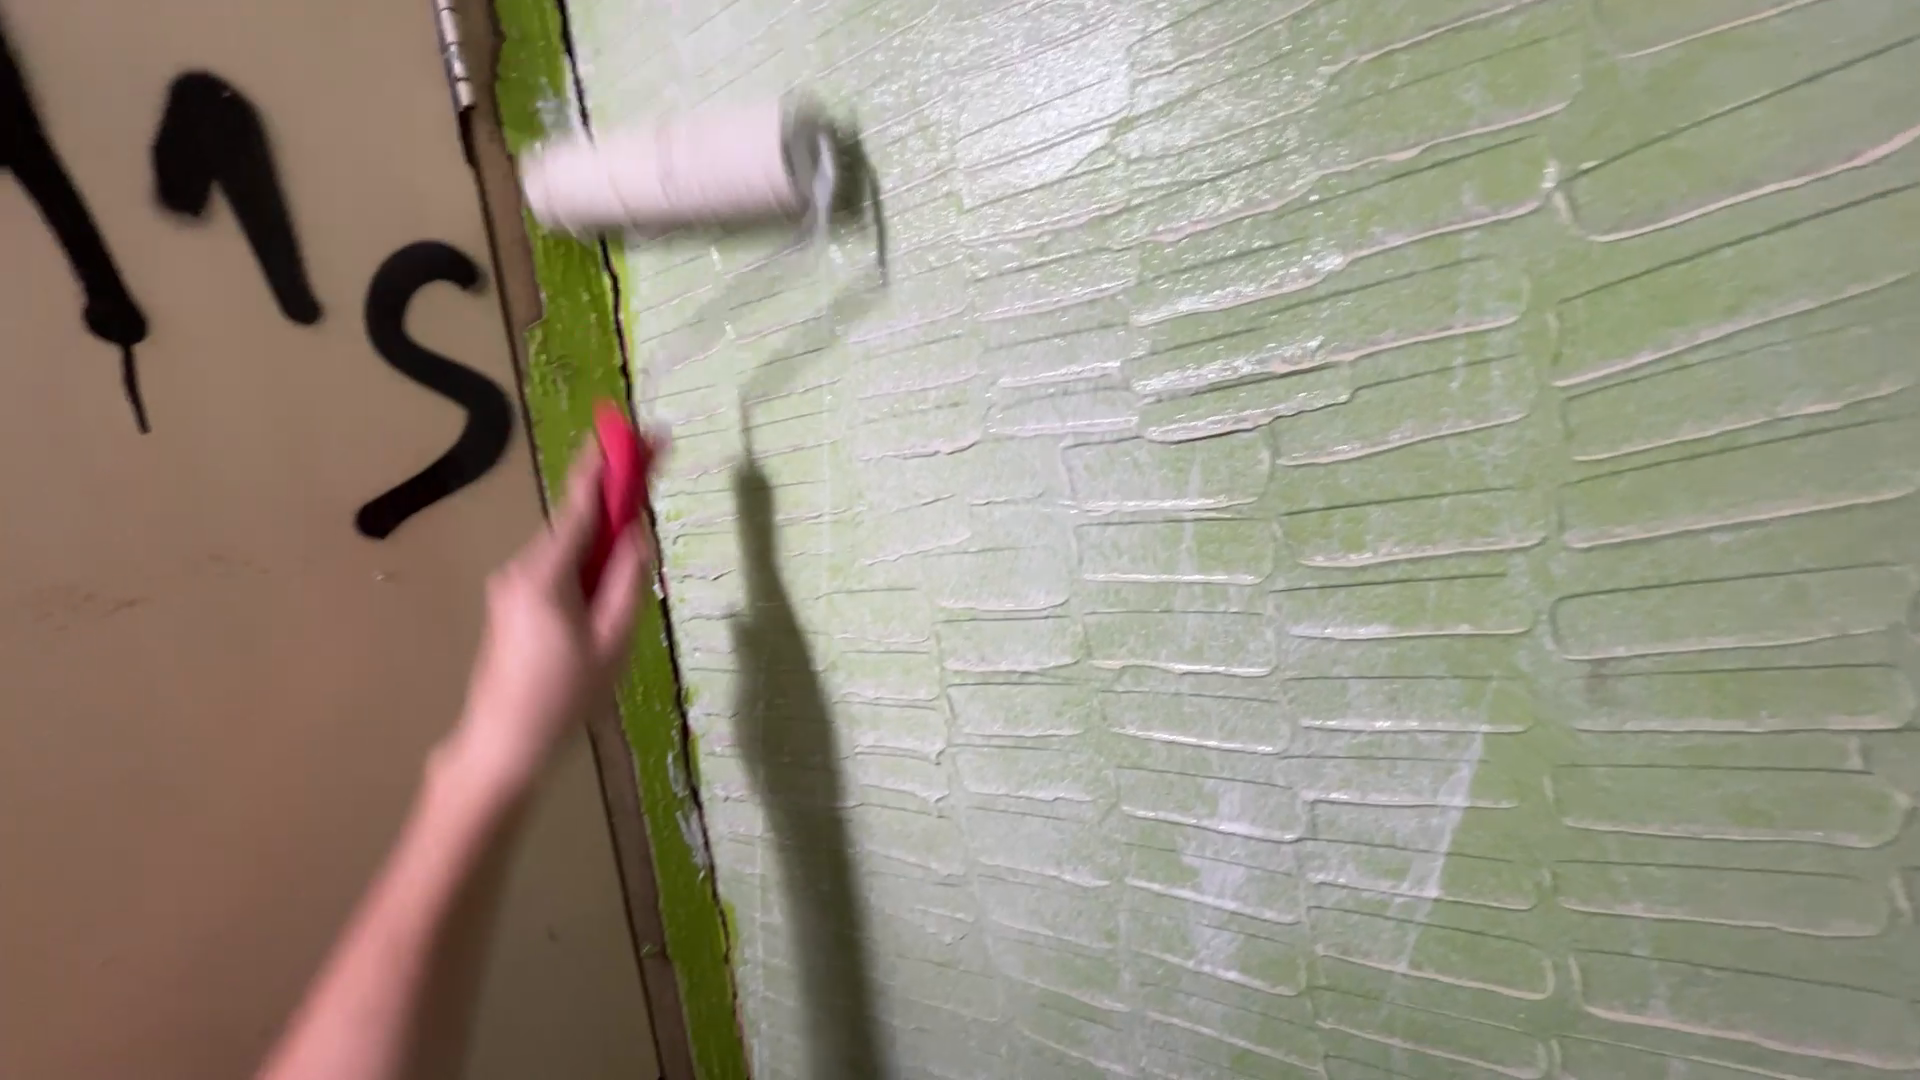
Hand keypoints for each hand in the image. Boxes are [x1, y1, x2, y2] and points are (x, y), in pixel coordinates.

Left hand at [444, 441, 655, 788]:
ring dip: (603, 534)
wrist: (504, 742)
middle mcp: (521, 568)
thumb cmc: (566, 694)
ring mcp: (511, 584)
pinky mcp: (513, 601)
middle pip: (575, 520)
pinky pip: (558, 565)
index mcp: (545, 574)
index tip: (626, 430)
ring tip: (637, 543)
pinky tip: (607, 578)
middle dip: (613, 494)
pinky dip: (587, 558)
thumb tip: (639, 533)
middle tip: (650, 467)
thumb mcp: (614, 638)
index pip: (581, 505)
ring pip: (568, 545)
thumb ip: (628, 579)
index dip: (605, 465)